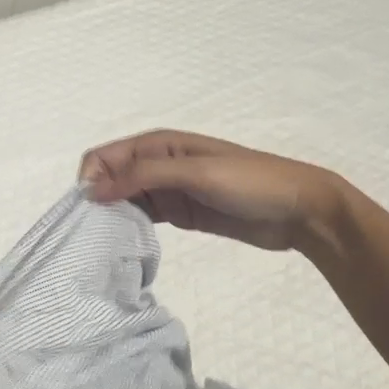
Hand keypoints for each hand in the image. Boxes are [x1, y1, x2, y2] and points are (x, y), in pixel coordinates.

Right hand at [79, 129, 344, 250]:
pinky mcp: (180, 214)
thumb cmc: (249, 182)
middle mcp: (157, 164)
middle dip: (97, 198)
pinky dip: (131, 227)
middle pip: (110, 177)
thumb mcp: (195, 172)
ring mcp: (168, 190)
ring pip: (124, 198)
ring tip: (106, 241)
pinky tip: (126, 244)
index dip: (91, 178)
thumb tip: (94, 189)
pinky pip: (144, 217)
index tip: (89, 209)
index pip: (105, 156)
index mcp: (158, 143)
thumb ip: (144, 175)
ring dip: (112, 214)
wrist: (300, 210)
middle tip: (94, 230)